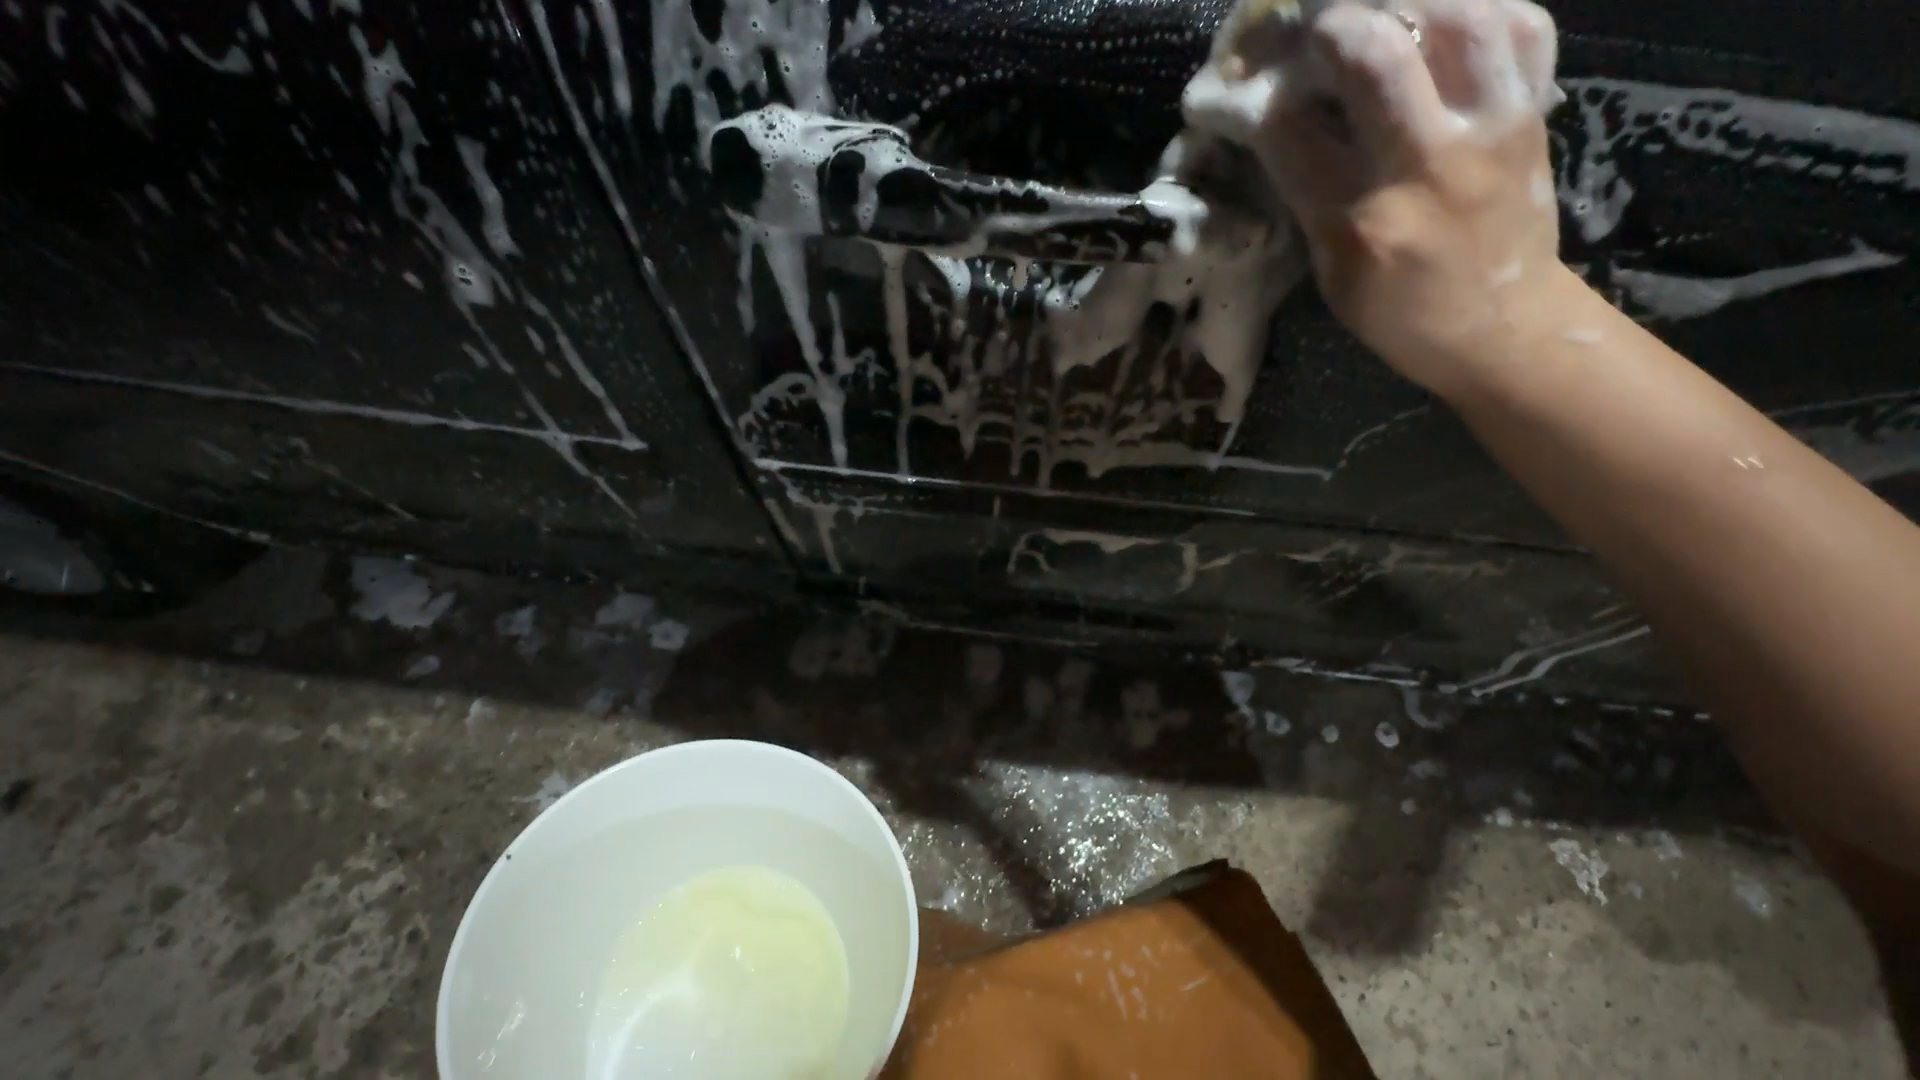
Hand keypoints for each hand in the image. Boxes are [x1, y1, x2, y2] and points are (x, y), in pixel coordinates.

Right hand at [1185, 0, 1572, 397]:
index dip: (1239, 100)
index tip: (1216, 92)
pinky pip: (1518, 22)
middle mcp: (1428, 160)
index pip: (1286, 128)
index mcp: (1363, 217)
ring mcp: (1493, 126)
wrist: (1503, 327)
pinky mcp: (1534, 110)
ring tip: (1371, 20)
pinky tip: (1440, 26)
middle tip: (1303, 38)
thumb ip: (1307, 195)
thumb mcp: (1331, 272)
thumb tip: (1277, 123)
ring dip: (1401, 5)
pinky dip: (1474, 9)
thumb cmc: (1400, 313)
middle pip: (1372, 48)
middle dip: (1321, 27)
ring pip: (1457, 11)